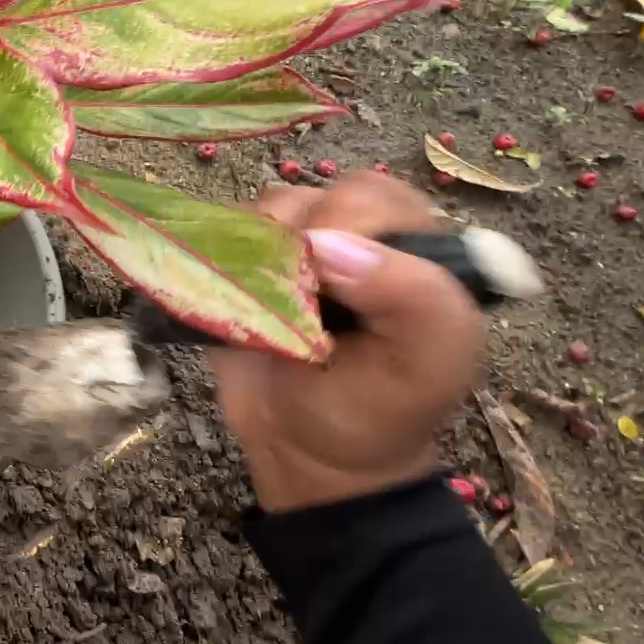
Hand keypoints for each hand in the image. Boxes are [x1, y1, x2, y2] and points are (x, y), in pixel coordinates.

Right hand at [210, 171, 486, 511]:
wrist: (303, 449)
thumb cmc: (374, 411)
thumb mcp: (425, 366)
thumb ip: (411, 297)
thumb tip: (326, 242)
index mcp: (417, 251)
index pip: (373, 197)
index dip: (343, 226)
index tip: (327, 282)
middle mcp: (357, 238)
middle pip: (314, 193)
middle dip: (293, 237)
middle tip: (293, 295)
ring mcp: (295, 251)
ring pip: (264, 209)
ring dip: (254, 248)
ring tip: (262, 300)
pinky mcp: (244, 265)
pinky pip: (222, 231)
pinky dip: (218, 251)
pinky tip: (231, 289)